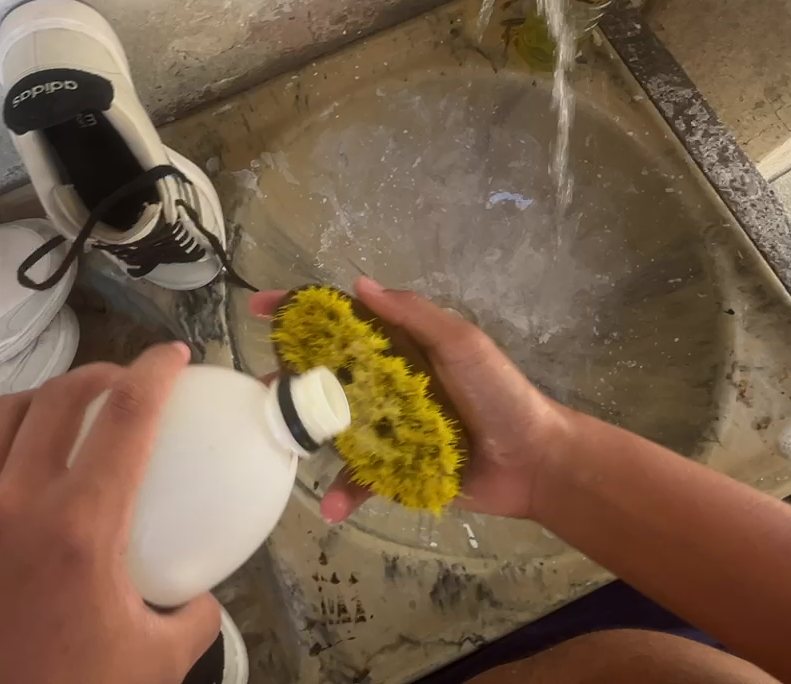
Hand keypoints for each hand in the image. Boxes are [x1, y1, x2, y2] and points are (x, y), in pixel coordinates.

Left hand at [0, 343, 219, 683]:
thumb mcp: (153, 664)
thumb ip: (192, 617)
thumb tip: (204, 594)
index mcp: (83, 524)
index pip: (129, 414)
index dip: (156, 371)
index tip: (172, 356)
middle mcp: (20, 500)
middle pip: (63, 395)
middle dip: (102, 374)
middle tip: (125, 384)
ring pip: (4, 413)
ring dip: (44, 398)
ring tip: (66, 412)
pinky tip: (0, 453)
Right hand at [249, 276, 572, 522]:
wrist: (535, 461)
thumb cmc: (499, 392)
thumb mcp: (461, 342)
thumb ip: (413, 314)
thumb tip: (358, 283)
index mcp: (397, 346)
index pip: (341, 321)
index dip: (300, 312)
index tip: (260, 309)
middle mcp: (384, 383)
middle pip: (324, 374)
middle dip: (286, 378)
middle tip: (255, 388)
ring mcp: (387, 427)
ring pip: (332, 427)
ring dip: (302, 434)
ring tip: (275, 442)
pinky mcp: (396, 470)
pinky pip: (361, 478)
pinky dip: (345, 492)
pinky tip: (333, 506)